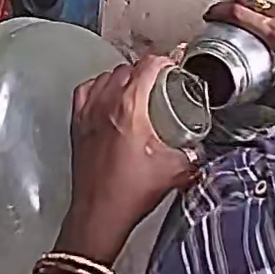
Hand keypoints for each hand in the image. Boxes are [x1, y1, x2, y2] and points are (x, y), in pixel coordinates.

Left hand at [58, 57, 197, 263]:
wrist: (100, 212)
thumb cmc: (129, 191)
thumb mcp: (174, 171)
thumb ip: (191, 155)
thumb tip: (197, 151)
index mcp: (130, 106)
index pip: (148, 66)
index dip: (164, 61)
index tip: (173, 66)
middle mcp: (106, 102)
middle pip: (127, 68)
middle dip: (146, 71)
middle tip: (159, 82)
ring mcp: (88, 110)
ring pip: (106, 76)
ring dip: (122, 77)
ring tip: (136, 88)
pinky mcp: (77, 122)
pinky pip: (86, 90)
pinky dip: (98, 87)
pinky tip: (106, 95)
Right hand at [203, 0, 274, 106]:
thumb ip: (268, 93)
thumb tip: (253, 97)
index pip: (238, 12)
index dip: (219, 11)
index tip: (209, 15)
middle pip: (250, 1)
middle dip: (232, 5)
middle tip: (222, 14)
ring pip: (267, 2)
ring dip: (252, 6)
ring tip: (244, 18)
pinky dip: (270, 13)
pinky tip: (272, 26)